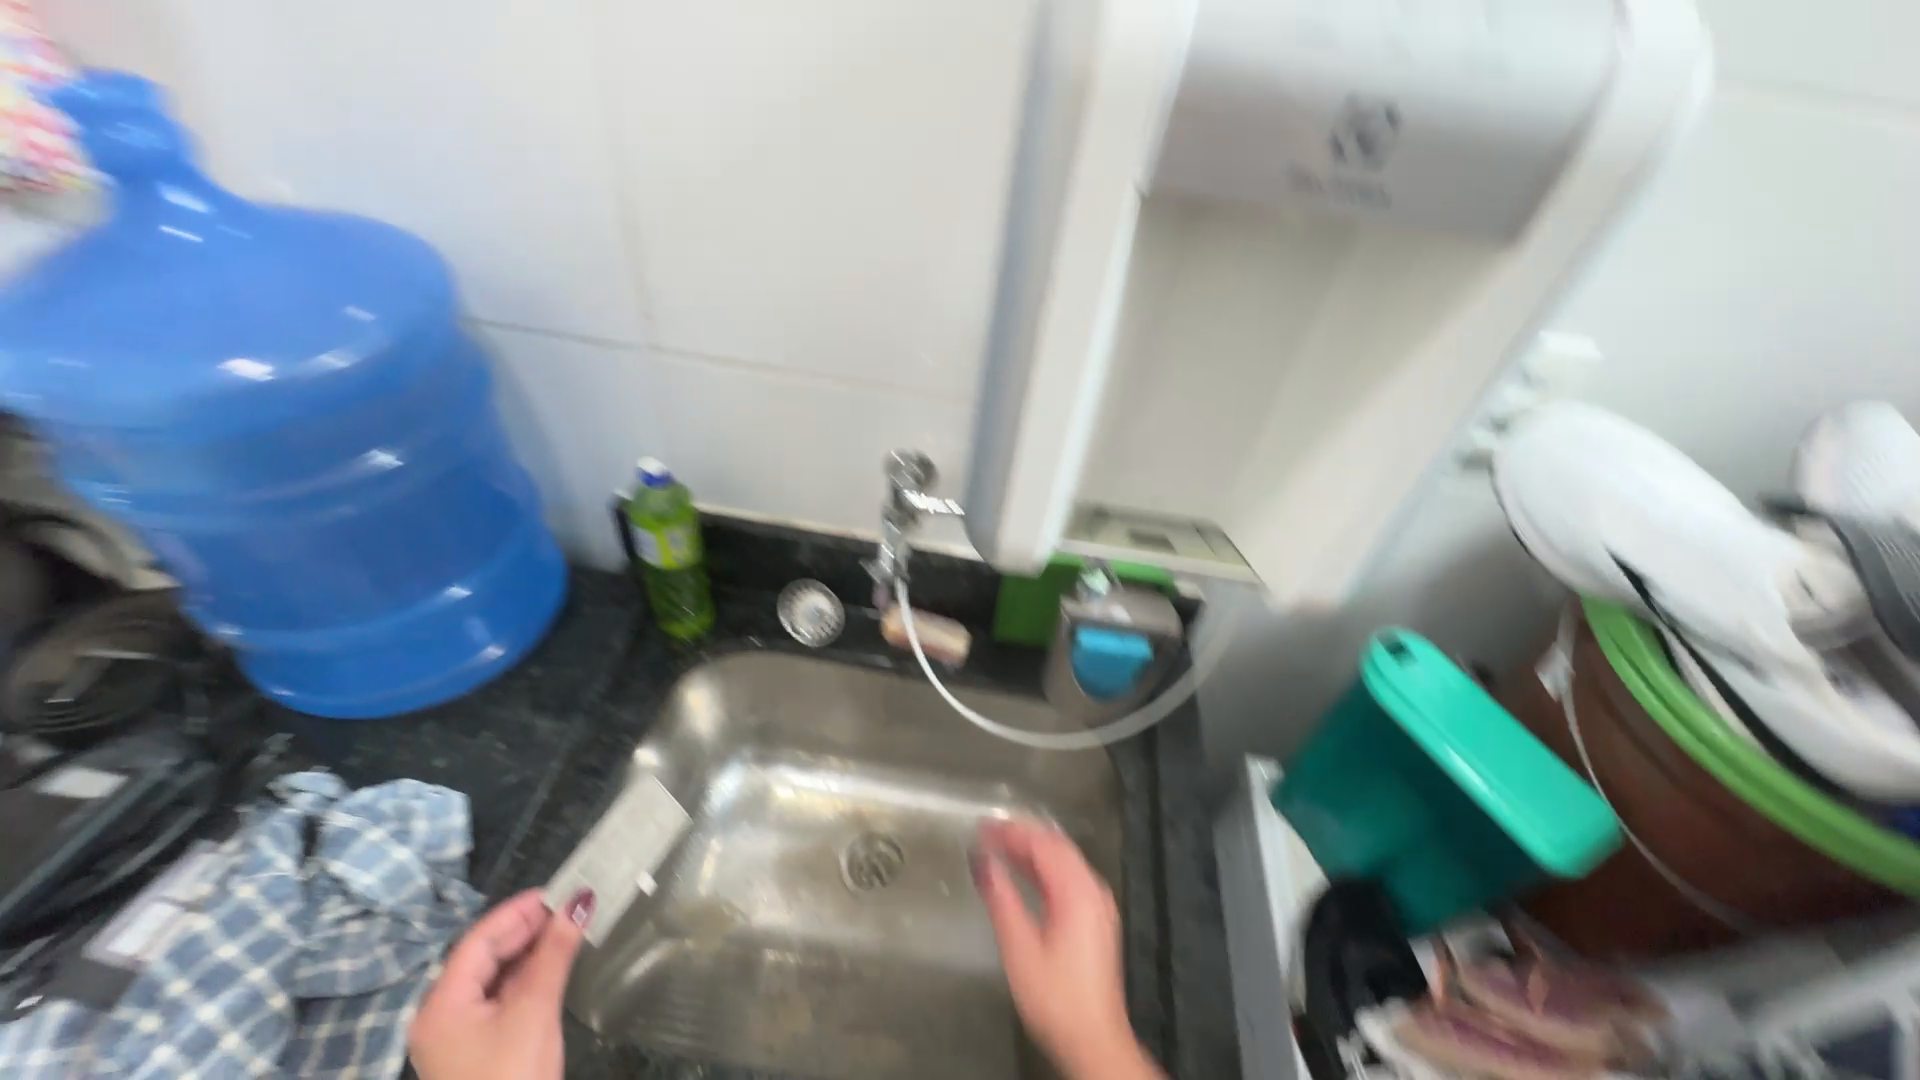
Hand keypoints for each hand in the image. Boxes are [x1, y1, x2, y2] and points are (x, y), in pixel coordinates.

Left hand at [409, 887, 593, 1079]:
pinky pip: (500, 996)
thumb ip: (555, 952)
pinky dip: (527, 976)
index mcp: (441, 1004)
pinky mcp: (477, 1047)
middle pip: (483, 956)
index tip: (558, 890)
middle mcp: (441, 1014)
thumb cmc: (512, 1075)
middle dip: (526, 929)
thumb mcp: (535, 1009)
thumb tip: (580, 901)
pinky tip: (554, 963)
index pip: (478, 940)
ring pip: (494, 976)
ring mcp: (458, 1033)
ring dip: (529, 951)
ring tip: (568, 928)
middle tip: (570, 907)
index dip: (517, 911)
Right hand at [972, 821, 1164, 1079]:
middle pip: (1056, 846)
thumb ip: (1001, 898)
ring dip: (1032, 850)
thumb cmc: (1054, 996)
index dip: (1011, 831)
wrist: (1092, 1038)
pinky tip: (1023, 873)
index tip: (983, 827)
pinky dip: (1044, 868)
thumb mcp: (1019, 947)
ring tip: (1000, 847)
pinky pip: (1069, 876)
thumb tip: (983, 862)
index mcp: (1077, 892)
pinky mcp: (1096, 918)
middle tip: (989, 831)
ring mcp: (1098, 903)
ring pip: (1064, 860)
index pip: (1042, 844)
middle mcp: (1093, 890)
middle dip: (1022, 835)